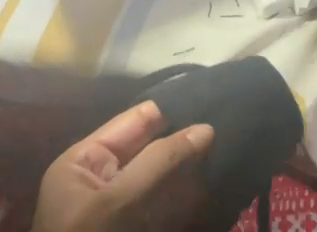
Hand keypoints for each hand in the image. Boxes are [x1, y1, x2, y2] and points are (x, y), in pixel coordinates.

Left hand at [32, 101, 213, 231]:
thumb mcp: (116, 202)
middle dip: (188, 143)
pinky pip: (167, 210)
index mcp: (84, 161)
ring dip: (194, 174)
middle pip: (154, 149)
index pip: (137, 121)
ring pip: (166, 180)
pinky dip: (189, 203)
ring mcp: (122, 212)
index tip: (216, 98)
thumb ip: (159, 162)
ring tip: (231, 157)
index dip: (175, 109)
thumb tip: (206, 128)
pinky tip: (215, 192)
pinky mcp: (140, 229)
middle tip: (232, 130)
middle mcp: (103, 180)